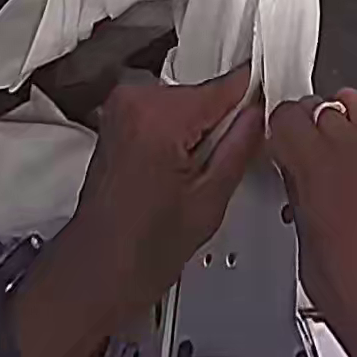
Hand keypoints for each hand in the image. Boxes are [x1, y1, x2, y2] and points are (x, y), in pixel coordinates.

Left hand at [10, 68, 263, 356]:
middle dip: (221, 118)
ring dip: (198, 124)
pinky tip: (173, 164)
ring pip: (188, 97)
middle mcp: (136, 99)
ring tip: (189, 168)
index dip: (251, 97)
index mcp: (161, 117)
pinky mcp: (118, 111)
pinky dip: (177, 126)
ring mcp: (123, 103)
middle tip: (215, 162)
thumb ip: (242, 144)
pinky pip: (166, 104)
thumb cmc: (137, 251)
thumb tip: (259, 111)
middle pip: (205, 91)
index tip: (264, 106)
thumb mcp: (210, 201)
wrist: (92, 271)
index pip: (226, 84)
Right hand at [270, 90, 356, 356]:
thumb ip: (301, 202)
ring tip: (353, 164)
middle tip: (315, 157)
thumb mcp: (310, 258)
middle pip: (325, 106)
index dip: (282, 130)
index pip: (287, 116)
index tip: (284, 142)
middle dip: (314, 128)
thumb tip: (300, 186)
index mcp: (320, 170)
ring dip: (351, 130)